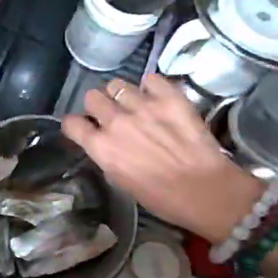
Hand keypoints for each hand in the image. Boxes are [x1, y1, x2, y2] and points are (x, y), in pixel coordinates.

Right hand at [62, 74, 265, 242]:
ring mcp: (143, 105)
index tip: (84, 128)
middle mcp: (117, 122)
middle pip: (93, 97)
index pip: (72, 123)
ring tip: (135, 104)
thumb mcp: (123, 183)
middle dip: (98, 106)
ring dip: (122, 95)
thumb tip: (107, 146)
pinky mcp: (169, 96)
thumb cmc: (162, 198)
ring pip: (117, 85)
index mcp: (102, 148)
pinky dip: (151, 87)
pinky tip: (157, 98)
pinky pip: (150, 79)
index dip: (76, 125)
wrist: (205, 190)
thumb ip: (109, 158)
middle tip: (111, 115)